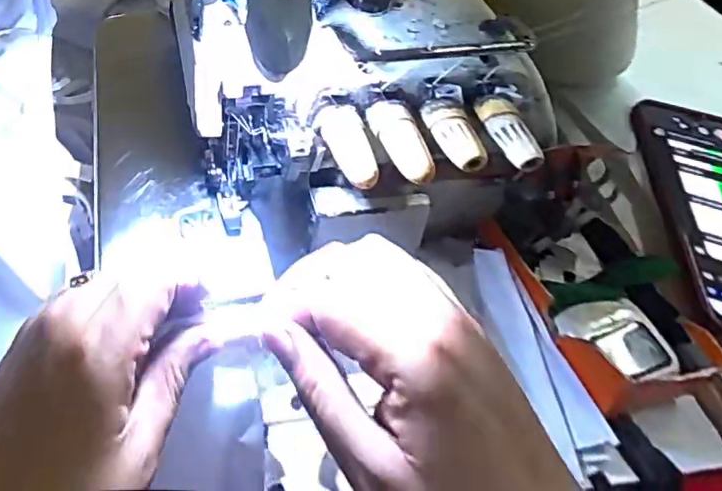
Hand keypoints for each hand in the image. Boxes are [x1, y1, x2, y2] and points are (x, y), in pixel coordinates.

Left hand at [0, 267, 218, 490]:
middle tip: (193, 321)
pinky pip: (75, 298)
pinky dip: (105, 304)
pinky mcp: (20, 340)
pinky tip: (117, 339)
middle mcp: (63, 316)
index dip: (189, 280)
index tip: (214, 300)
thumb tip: (209, 331)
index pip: (155, 278)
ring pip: (102, 281)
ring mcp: (36, 325)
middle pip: (130, 274)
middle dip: (166, 286)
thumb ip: (173, 376)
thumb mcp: (135, 449)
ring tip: (159, 332)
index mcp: (96, 342)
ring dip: (135, 294)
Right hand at [261, 235, 571, 490]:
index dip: (284, 306)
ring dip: (337, 274)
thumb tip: (271, 330)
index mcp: (414, 348)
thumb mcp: (372, 467)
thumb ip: (318, 390)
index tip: (258, 331)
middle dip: (305, 282)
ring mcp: (454, 307)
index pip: (328, 296)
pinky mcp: (464, 315)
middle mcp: (435, 309)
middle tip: (278, 324)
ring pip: (378, 255)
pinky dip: (370, 276)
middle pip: (351, 260)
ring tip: (310, 317)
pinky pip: (407, 270)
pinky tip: (354, 313)